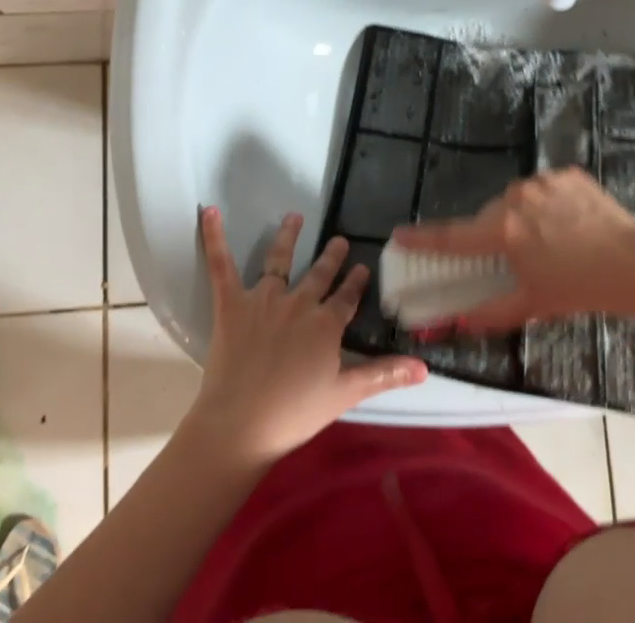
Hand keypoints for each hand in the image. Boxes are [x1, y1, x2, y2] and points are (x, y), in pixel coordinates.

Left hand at [185, 207, 427, 465]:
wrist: (242, 422)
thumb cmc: (295, 413)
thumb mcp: (346, 394)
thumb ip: (384, 374)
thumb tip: (425, 367)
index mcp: (326, 324)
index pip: (347, 298)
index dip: (356, 283)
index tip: (363, 268)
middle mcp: (299, 303)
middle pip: (319, 275)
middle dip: (332, 256)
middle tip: (340, 240)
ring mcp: (264, 300)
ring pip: (279, 260)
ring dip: (288, 237)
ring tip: (295, 216)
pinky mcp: (231, 304)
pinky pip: (221, 266)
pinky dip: (214, 237)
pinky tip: (209, 212)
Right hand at [394, 168, 634, 330]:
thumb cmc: (579, 288)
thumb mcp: (532, 304)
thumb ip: (489, 313)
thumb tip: (458, 324)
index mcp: (502, 231)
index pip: (451, 237)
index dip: (422, 238)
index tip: (399, 234)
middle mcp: (515, 199)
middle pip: (488, 217)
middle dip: (492, 235)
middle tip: (513, 257)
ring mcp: (543, 182)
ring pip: (516, 200)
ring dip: (521, 217)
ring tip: (548, 241)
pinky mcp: (567, 174)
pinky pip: (544, 189)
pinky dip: (547, 204)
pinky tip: (566, 224)